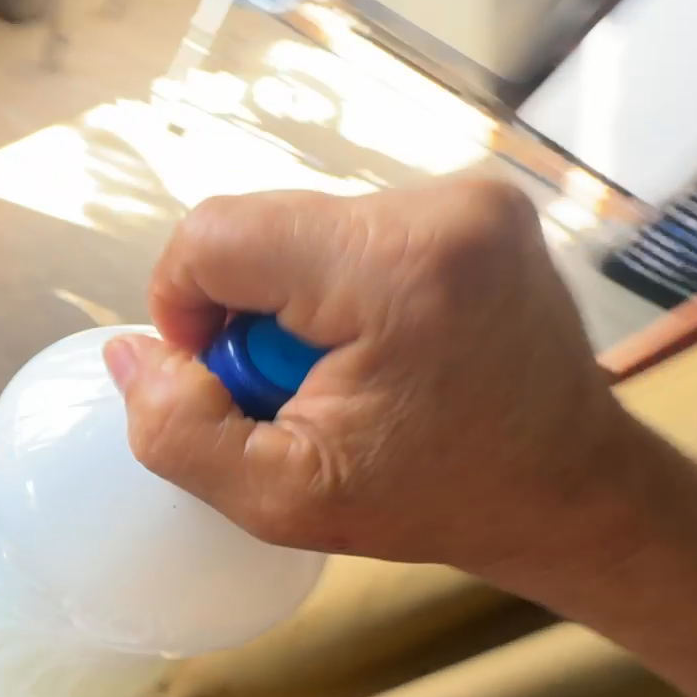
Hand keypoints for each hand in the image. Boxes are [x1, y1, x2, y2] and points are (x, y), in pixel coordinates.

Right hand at [103, 178, 643, 578]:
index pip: (213, 236)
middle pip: (246, 228)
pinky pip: (324, 234)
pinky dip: (307, 293)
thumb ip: (175, 431)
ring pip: (280, 230)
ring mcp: (457, 196)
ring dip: (269, 305)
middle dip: (228, 311)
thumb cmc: (428, 500)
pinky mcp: (459, 206)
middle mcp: (434, 204)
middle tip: (276, 383)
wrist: (568, 488)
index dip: (180, 306)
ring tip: (322, 371)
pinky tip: (350, 346)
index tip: (218, 374)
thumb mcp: (274, 500)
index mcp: (393, 268)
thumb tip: (127, 352)